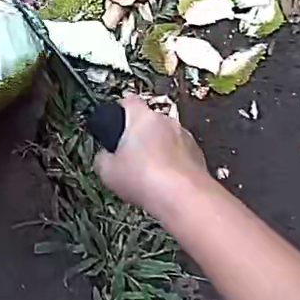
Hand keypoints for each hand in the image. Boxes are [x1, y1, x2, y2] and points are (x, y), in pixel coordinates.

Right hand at [93, 95, 213, 217]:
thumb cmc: (147, 180)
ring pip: (165, 137)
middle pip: (148, 121)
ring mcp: (184, 136)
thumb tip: (103, 158)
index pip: (129, 100)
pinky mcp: (196, 153)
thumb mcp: (107, 172)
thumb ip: (102, 158)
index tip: (115, 121)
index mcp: (142, 117)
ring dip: (157, 149)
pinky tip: (164, 181)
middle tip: (128, 156)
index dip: (120, 110)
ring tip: (148, 174)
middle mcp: (166, 121)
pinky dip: (172, 162)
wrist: (183, 198)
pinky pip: (179, 152)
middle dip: (139, 136)